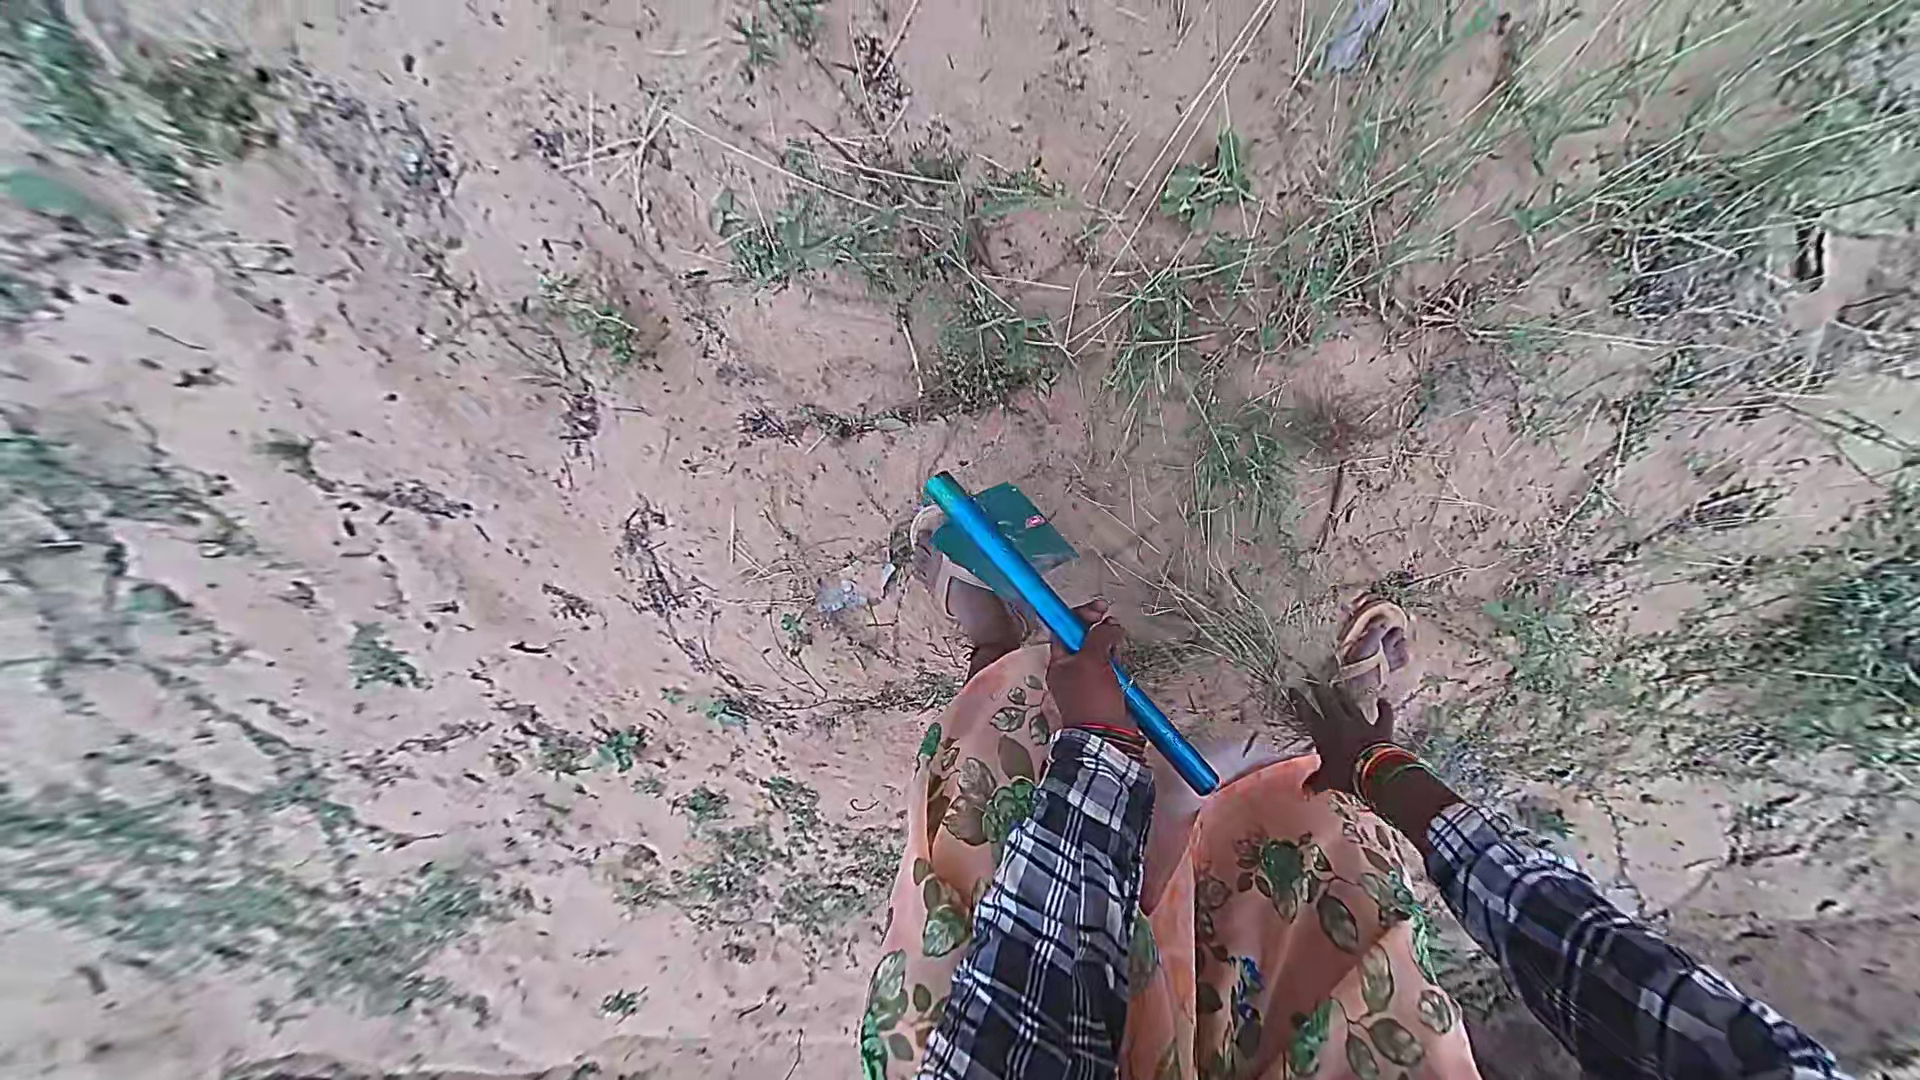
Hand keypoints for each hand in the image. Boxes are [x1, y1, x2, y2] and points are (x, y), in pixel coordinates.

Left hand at [1047, 600, 1131, 730]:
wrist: (1108, 736)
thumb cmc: (1093, 699)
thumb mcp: (1092, 662)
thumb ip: (1098, 637)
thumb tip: (1109, 624)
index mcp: (1059, 661)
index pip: (1065, 629)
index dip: (1080, 615)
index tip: (1099, 609)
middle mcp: (1070, 669)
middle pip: (1083, 638)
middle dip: (1098, 629)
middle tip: (1112, 626)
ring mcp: (1087, 679)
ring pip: (1099, 652)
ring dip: (1110, 645)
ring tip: (1118, 647)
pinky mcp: (1104, 688)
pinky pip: (1110, 667)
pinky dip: (1117, 661)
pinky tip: (1122, 662)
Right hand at [1291, 681, 1394, 794]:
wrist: (1378, 772)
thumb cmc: (1348, 774)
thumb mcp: (1328, 779)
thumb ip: (1315, 782)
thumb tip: (1303, 793)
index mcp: (1322, 732)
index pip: (1307, 713)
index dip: (1299, 701)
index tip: (1293, 690)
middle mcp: (1339, 723)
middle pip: (1327, 702)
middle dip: (1320, 692)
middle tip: (1315, 682)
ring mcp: (1360, 724)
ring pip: (1349, 705)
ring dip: (1343, 695)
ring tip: (1337, 686)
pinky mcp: (1380, 728)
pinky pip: (1382, 715)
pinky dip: (1383, 708)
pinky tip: (1382, 700)